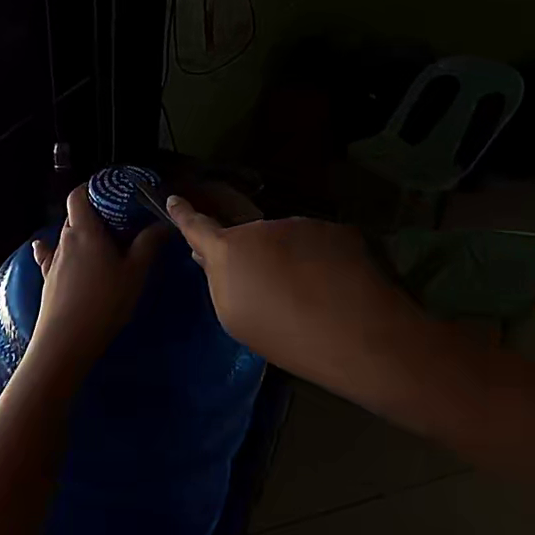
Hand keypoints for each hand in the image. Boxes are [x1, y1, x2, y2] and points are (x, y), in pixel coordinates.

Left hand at [29, 184, 169, 364]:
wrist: (67, 340)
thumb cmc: (104, 301)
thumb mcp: (135, 273)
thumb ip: (148, 244)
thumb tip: (163, 223)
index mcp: (84, 230)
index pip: (79, 195)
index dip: (92, 188)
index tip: (112, 193)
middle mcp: (64, 239)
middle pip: (75, 215)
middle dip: (94, 213)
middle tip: (118, 221)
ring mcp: (52, 260)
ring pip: (65, 236)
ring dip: (80, 234)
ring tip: (101, 243)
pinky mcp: (47, 279)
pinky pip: (49, 255)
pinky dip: (55, 250)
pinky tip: (52, 252)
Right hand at [165, 196, 419, 375]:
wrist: (361, 336)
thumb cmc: (285, 335)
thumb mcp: (235, 318)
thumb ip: (217, 281)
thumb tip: (210, 257)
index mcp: (229, 250)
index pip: (197, 225)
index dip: (184, 213)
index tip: (174, 199)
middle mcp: (261, 227)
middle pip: (247, 237)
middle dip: (251, 256)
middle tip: (268, 290)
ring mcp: (301, 224)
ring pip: (284, 239)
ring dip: (287, 258)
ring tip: (308, 294)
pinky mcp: (336, 229)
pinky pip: (316, 242)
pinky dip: (318, 259)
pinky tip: (334, 287)